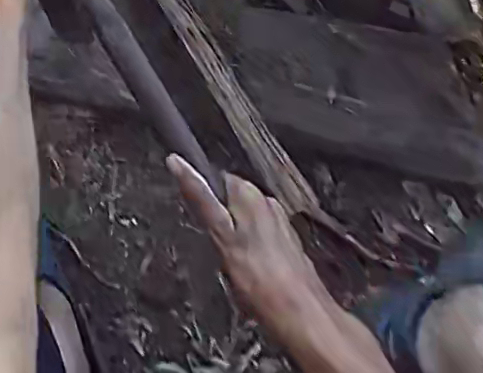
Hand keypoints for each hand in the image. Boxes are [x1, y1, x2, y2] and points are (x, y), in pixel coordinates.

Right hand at [168, 155, 331, 330]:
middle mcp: (267, 202)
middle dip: (221, 226)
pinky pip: (260, 245)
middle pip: (229, 204)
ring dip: (236, 244)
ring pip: (244, 226)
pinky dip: (253, 259)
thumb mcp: (219, 234)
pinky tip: (253, 279)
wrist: (306, 321)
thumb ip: (198, 196)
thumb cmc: (261, 280)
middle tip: (220, 252)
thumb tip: (176, 161)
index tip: (204, 225)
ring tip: (237, 270)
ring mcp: (281, 225)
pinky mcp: (289, 247)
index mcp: (249, 192)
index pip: (214, 179)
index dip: (204, 203)